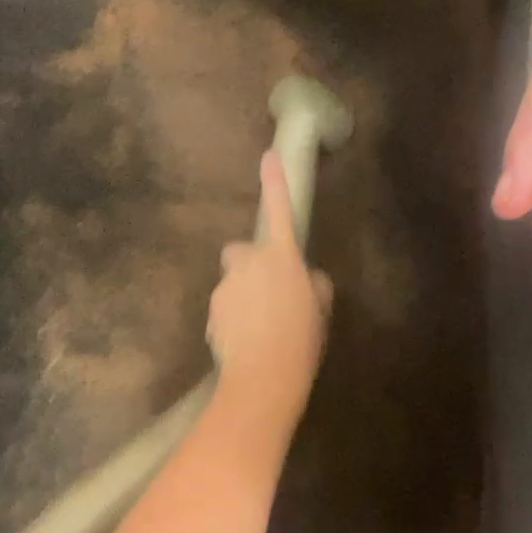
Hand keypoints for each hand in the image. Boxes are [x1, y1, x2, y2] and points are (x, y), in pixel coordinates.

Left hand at [208, 151, 333, 418]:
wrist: (263, 377)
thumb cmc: (301, 339)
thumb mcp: (320, 310)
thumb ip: (313, 285)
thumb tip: (306, 278)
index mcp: (281, 256)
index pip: (280, 209)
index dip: (275, 181)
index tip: (268, 154)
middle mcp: (249, 261)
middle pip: (241, 252)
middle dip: (249, 266)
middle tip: (266, 295)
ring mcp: (226, 285)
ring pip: (232, 283)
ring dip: (242, 297)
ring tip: (259, 330)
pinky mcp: (211, 309)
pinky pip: (223, 309)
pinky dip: (232, 321)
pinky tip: (245, 345)